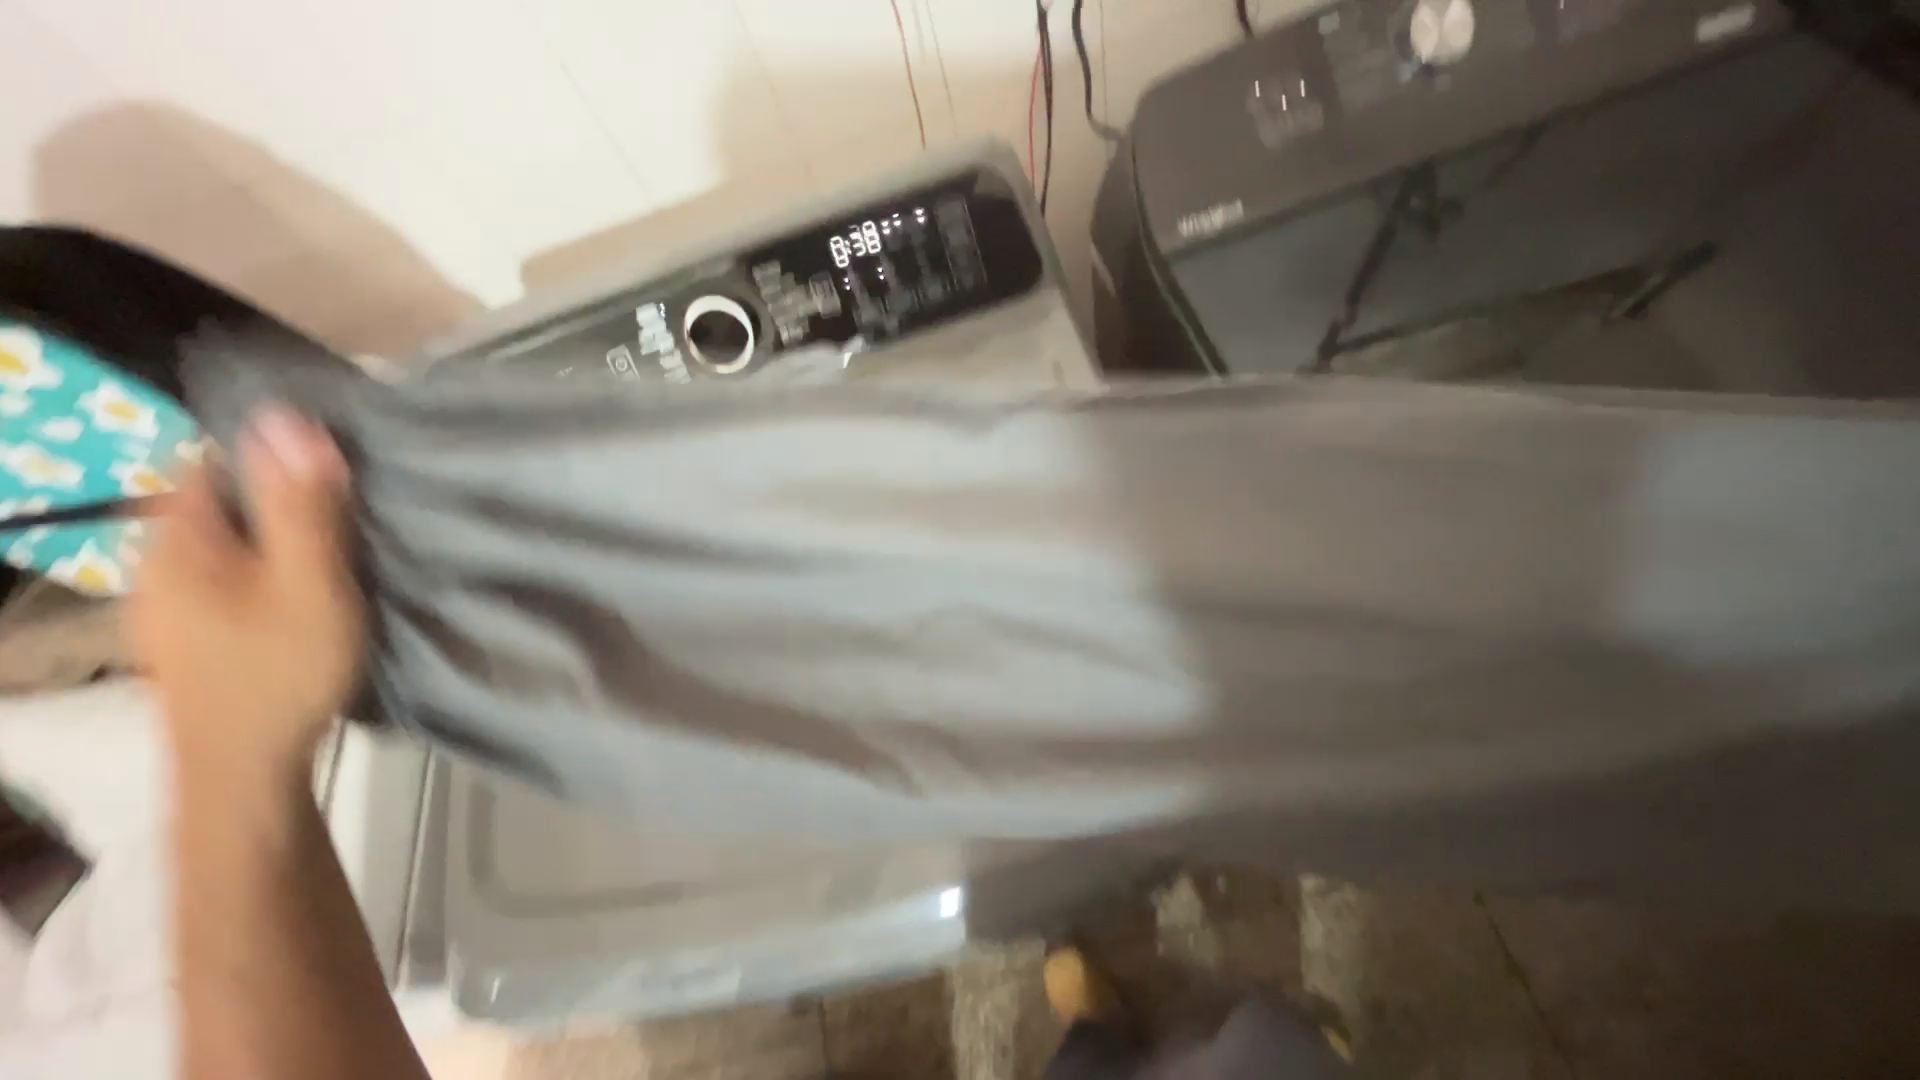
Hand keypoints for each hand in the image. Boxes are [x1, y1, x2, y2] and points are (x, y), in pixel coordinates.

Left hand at [130, 407, 363, 780]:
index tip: (334, 468)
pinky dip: (262, 567)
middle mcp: (154, 563)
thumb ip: (300, 504)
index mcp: (174, 541)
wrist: (243, 771)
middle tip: (345, 510)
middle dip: (275, 495)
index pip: (211, 460)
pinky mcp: (186, 633)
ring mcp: (164, 602)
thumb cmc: (280, 670)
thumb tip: (288, 420)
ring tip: (333, 548)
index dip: (271, 454)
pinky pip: (224, 573)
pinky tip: (298, 591)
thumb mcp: (308, 581)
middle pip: (216, 501)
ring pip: (222, 541)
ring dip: (272, 534)